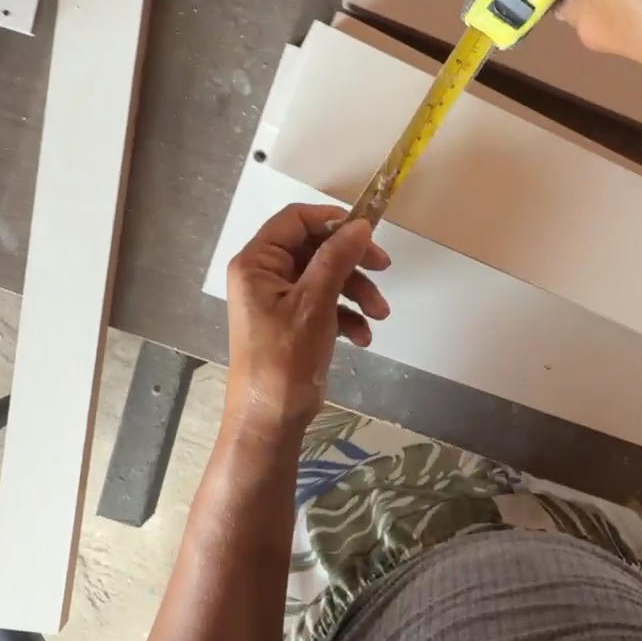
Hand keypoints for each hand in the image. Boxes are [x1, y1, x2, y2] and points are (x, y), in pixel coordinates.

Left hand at [224, 205, 390, 434]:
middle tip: (384, 269)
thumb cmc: (284, 358)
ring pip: (327, 278)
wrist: (271, 419)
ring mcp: (281, 300)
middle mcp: (266, 276)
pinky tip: (362, 337)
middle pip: (316, 249)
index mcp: (257, 263)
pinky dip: (348, 317)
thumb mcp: (314, 303)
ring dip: (357, 293)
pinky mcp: (296, 323)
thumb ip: (337, 259)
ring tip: (379, 315)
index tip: (367, 232)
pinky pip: (327, 305)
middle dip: (352, 264)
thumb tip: (361, 224)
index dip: (331, 221)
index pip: (295, 220)